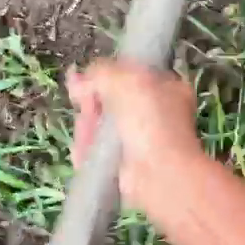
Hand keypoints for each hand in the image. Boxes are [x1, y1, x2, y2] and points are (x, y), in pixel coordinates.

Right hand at [66, 60, 204, 201]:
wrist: (159, 172)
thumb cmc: (148, 119)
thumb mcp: (123, 79)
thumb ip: (99, 72)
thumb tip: (78, 83)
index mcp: (166, 87)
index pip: (129, 73)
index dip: (105, 74)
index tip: (85, 79)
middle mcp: (156, 113)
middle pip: (110, 101)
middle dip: (91, 102)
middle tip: (84, 106)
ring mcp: (141, 141)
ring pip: (101, 127)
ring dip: (86, 128)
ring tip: (85, 133)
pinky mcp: (126, 165)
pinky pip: (98, 151)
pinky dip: (87, 150)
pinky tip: (82, 150)